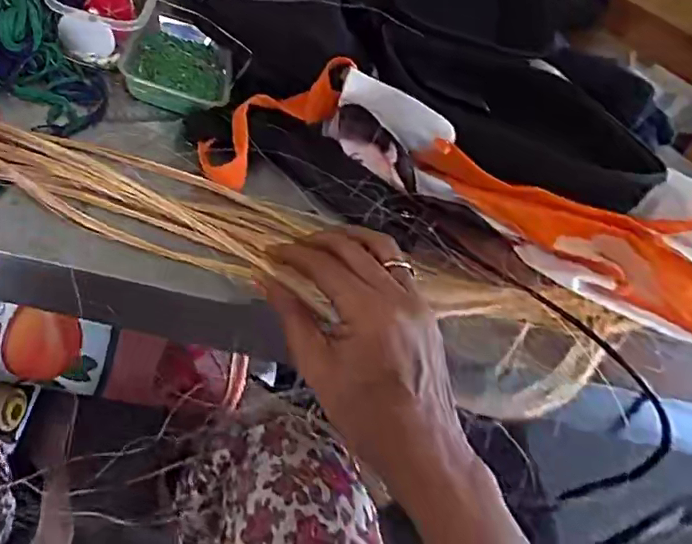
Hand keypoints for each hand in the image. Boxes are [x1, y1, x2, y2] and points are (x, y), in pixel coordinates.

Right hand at [262, 229, 487, 512]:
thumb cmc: (363, 413)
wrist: (424, 452)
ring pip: (381, 247)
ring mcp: (418, 304)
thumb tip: (264, 279)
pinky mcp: (426, 313)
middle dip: (312, 241)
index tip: (267, 253)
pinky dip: (369, 255)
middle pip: (350, 248)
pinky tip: (349, 266)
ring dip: (346, 239)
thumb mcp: (315, 365)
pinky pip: (397, 266)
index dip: (290, 254)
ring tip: (318, 245)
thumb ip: (290, 314)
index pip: (322, 264)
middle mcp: (397, 299)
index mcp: (369, 312)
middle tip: (287, 250)